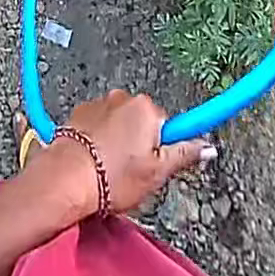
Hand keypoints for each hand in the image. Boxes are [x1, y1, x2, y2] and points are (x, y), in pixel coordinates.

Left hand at [26, 90, 214, 218]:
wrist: (65, 178)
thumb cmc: (112, 177)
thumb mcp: (156, 173)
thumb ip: (184, 155)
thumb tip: (209, 146)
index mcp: (146, 109)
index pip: (168, 124)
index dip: (163, 146)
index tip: (156, 160)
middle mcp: (124, 97)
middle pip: (143, 122)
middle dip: (140, 144)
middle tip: (132, 173)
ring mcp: (100, 103)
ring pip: (119, 123)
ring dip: (117, 141)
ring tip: (108, 171)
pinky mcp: (80, 112)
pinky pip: (98, 124)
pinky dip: (98, 139)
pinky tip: (93, 161)